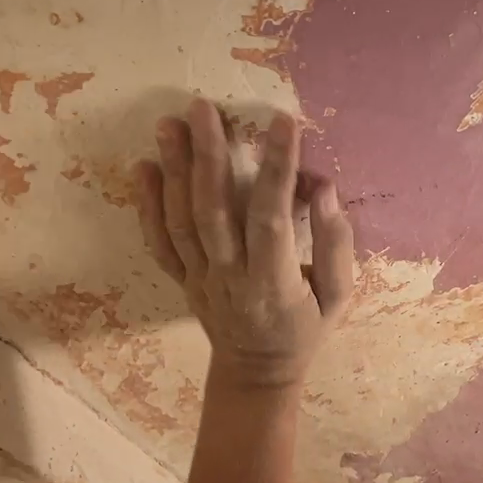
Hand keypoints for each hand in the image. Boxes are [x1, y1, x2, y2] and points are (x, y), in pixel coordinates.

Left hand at [135, 98, 354, 389]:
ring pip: (181, 222)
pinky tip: (143, 169)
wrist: (257, 373)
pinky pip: (160, 243)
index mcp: (274, 285)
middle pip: (214, 213)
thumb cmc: (305, 331)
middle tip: (202, 109)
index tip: (283, 122)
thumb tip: (323, 188)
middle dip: (208, 157)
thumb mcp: (339, 297)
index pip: (272, 218)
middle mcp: (231, 279)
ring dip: (173, 171)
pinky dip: (147, 207)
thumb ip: (335, 244)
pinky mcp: (183, 280)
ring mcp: (201, 280)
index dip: (279, 168)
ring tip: (168, 125)